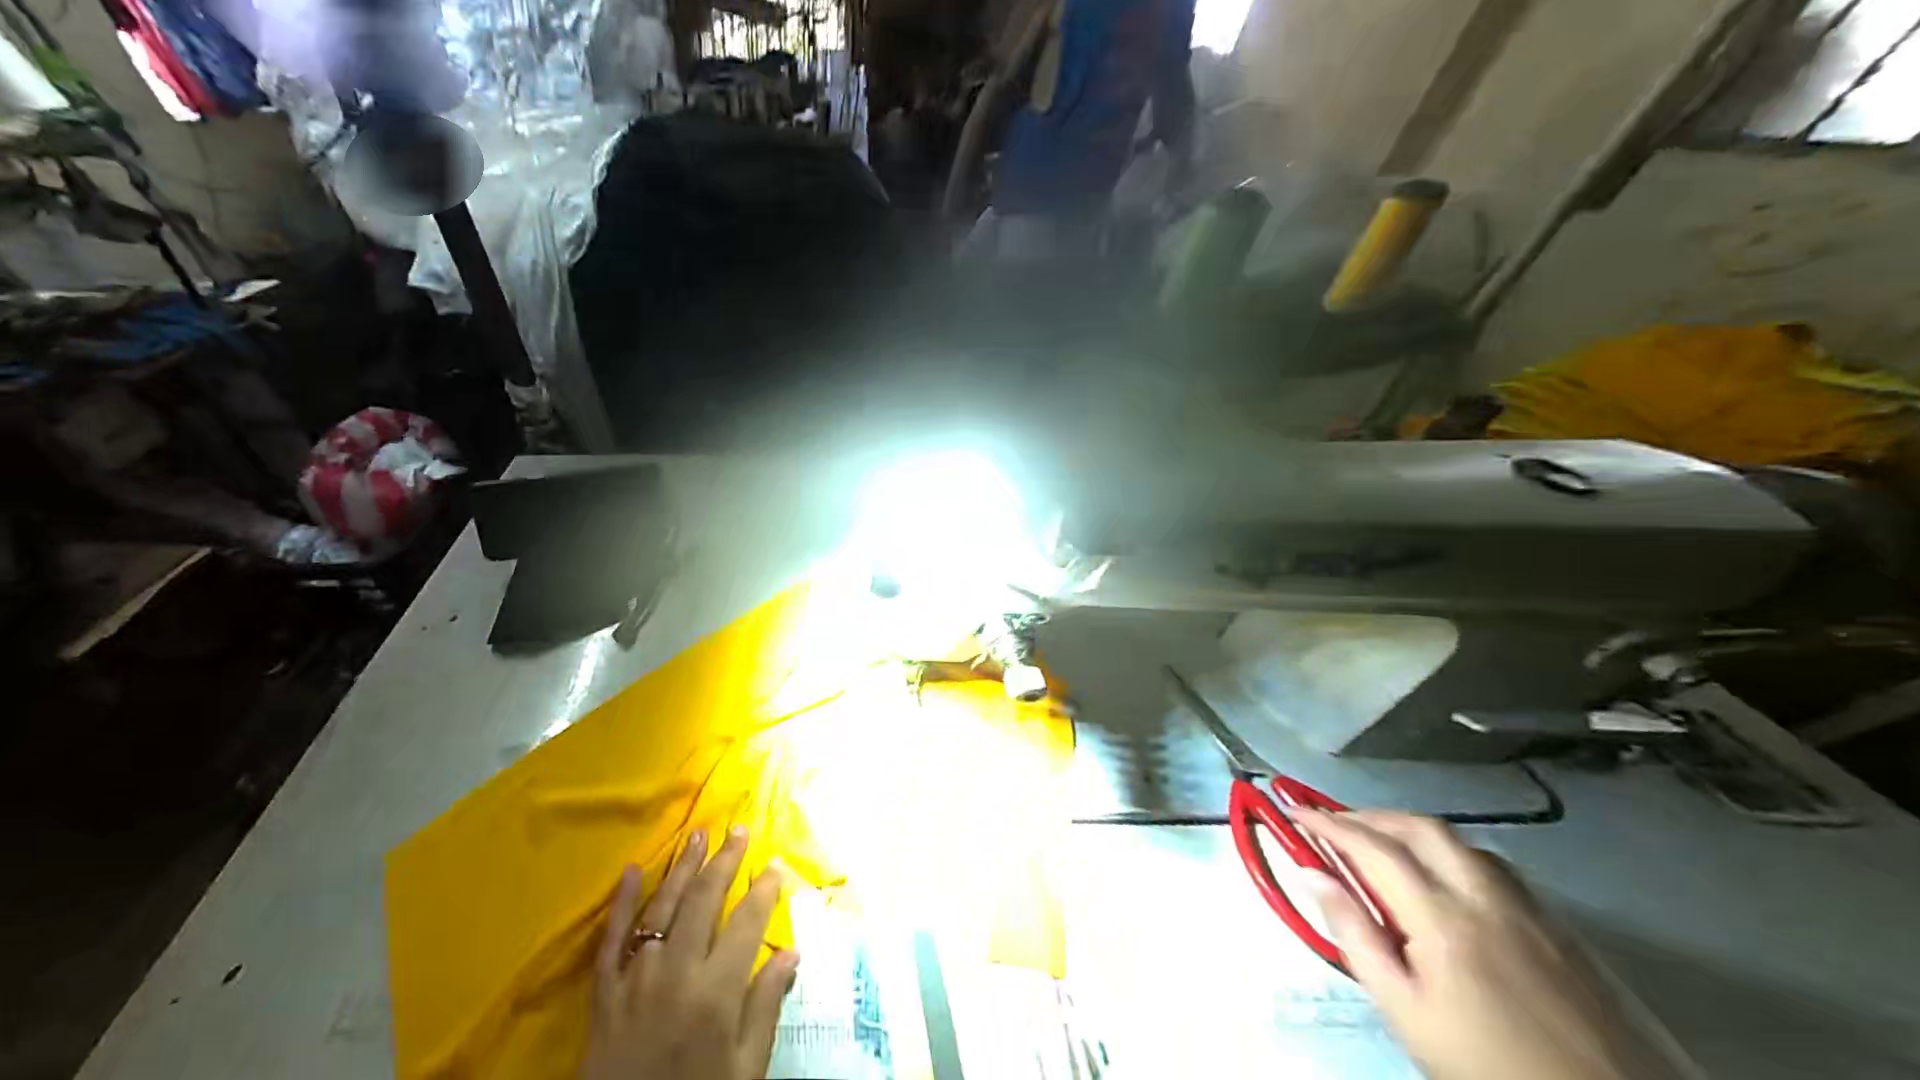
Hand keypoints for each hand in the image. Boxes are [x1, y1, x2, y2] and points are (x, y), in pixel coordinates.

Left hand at [580, 827, 799, 1079]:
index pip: (746, 923)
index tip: (775, 865)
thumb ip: (765, 1006)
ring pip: (662, 908)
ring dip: (682, 868)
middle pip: (703, 902)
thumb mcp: (746, 1068)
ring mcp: (635, 978)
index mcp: (717, 991)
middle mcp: (676, 972)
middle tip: (738, 830)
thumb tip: (790, 952)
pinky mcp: (603, 993)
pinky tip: (633, 870)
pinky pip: (611, 939)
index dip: (764, 890)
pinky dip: (622, 903)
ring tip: (697, 835)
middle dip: (724, 862)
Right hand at [1293, 810, 1676, 1079]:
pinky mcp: (1560, 927)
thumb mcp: (1404, 1012)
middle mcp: (1487, 896)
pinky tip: (1444, 877)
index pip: (1374, 848)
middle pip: (1421, 828)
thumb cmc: (1484, 1067)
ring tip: (1382, 845)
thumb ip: (1356, 937)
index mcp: (1444, 918)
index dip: (1329, 823)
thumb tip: (1313, 876)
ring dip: (1412, 830)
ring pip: (1461, 841)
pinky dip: (1451, 852)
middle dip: (1371, 816)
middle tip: (1335, 824)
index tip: (1295, 810)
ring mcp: (1530, 908)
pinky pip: (1493, 865)